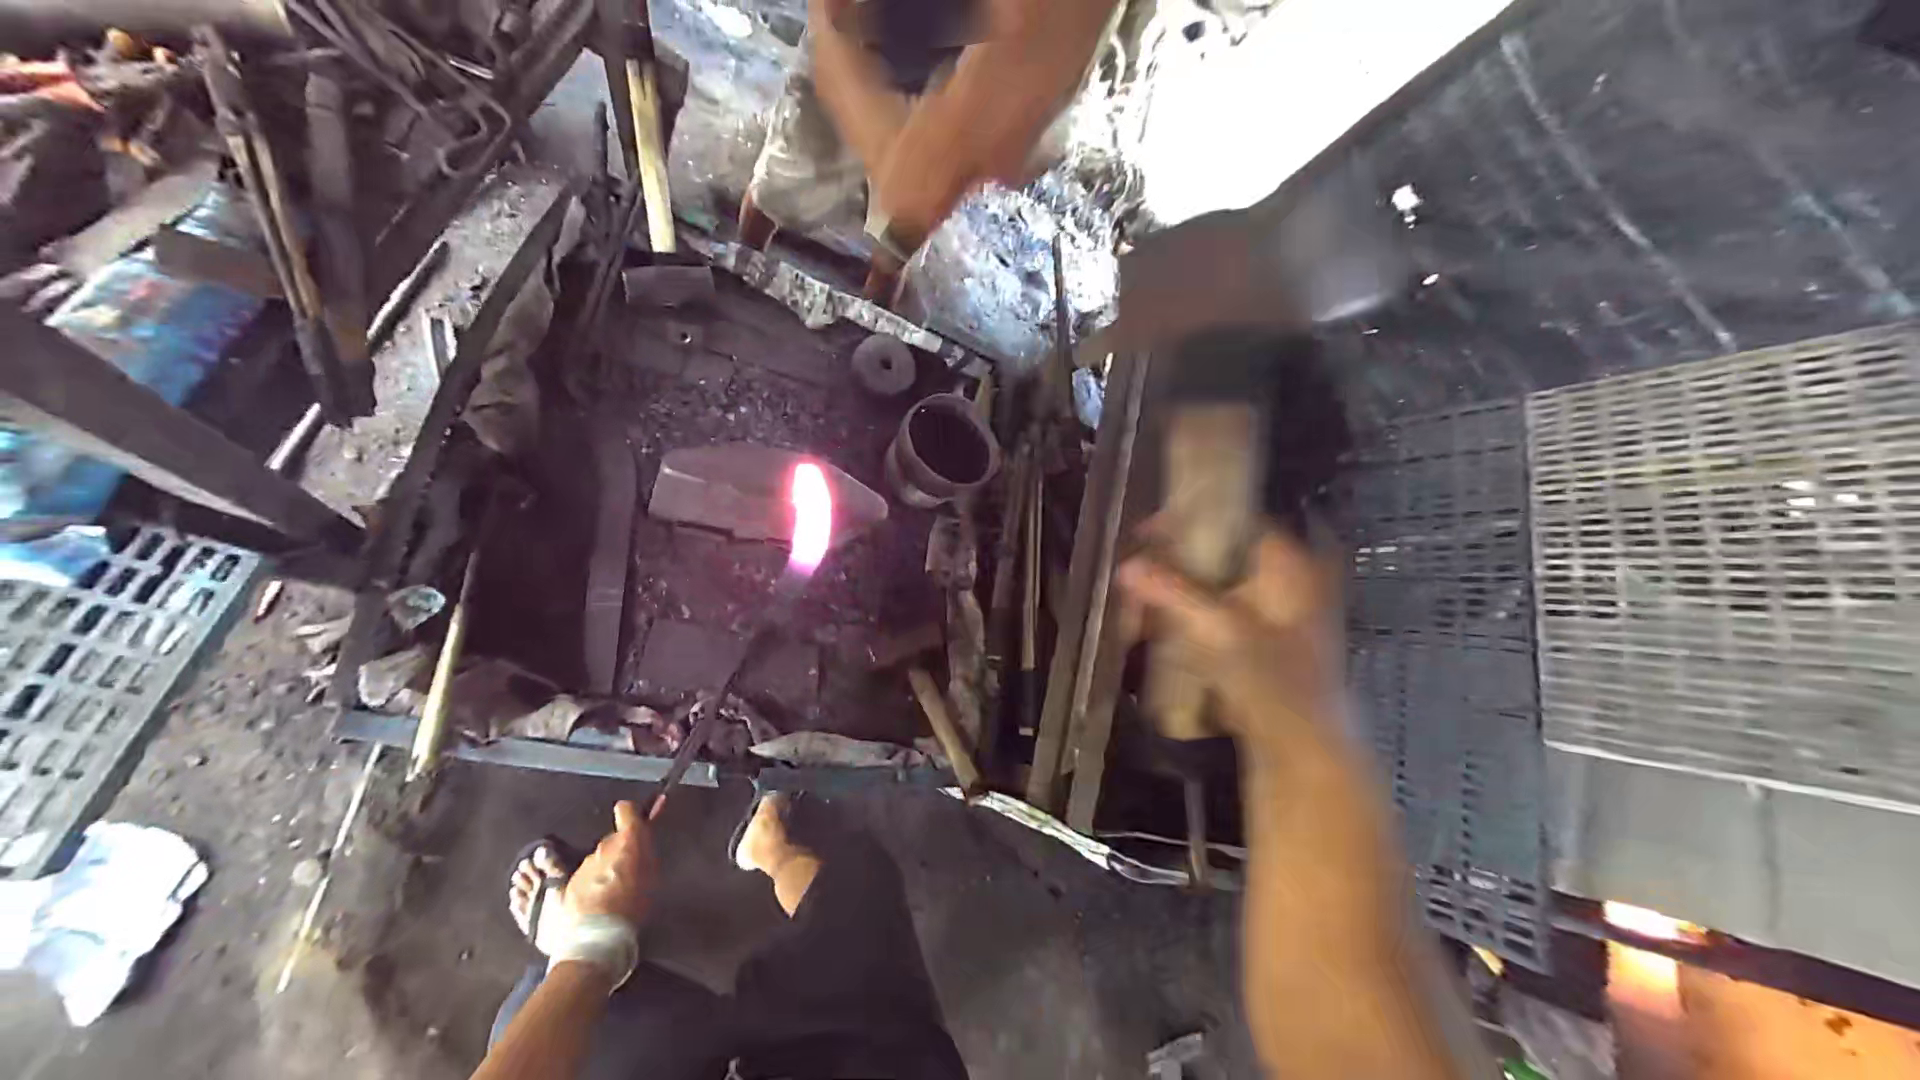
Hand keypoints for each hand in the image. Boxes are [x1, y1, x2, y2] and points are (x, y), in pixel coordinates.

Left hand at [561, 800, 655, 928]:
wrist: (596, 936)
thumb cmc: (634, 902)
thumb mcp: (653, 873)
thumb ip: (647, 849)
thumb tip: (645, 830)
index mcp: (628, 839)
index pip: (626, 808)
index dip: (631, 814)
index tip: (635, 823)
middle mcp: (604, 846)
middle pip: (613, 839)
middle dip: (619, 850)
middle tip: (628, 869)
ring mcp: (585, 864)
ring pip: (599, 858)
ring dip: (605, 868)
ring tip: (612, 891)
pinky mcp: (570, 882)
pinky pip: (586, 876)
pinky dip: (592, 884)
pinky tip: (597, 902)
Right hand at [1117, 526, 1342, 745]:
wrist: (1305, 747)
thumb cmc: (1273, 679)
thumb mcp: (1217, 628)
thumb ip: (1171, 591)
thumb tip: (1126, 565)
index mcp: (1290, 564)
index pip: (1236, 519)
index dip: (1191, 519)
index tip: (1149, 532)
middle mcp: (1290, 579)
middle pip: (1225, 551)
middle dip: (1178, 559)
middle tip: (1140, 568)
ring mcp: (1281, 611)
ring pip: (1221, 583)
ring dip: (1182, 588)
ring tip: (1144, 598)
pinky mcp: (1268, 639)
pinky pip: (1223, 610)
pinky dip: (1194, 612)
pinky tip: (1164, 626)